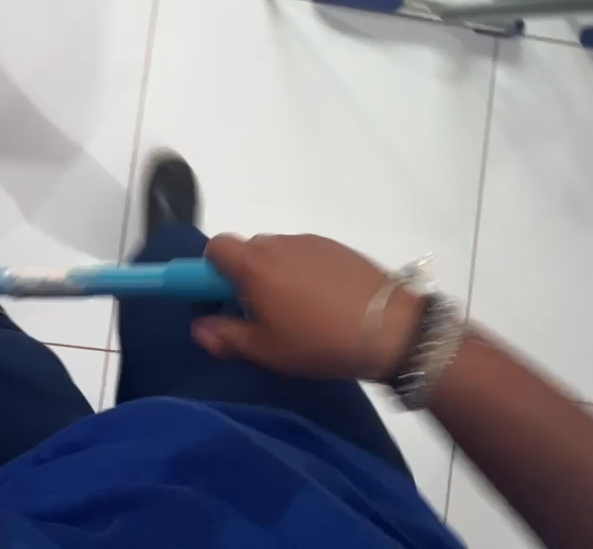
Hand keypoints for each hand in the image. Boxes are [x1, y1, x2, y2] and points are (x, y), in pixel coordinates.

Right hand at [192, 233, 423, 381]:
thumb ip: (227, 337)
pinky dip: (306, 273)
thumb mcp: (269, 350)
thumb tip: (199, 328)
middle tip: (263, 313)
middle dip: (246, 276)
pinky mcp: (337, 247)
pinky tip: (327, 303)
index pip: (215, 248)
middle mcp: (276, 243)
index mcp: (253, 264)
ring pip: (278, 254)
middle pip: (247, 251)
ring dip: (277, 275)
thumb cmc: (319, 341)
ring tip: (302, 312)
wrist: (393, 329)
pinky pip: (306, 255)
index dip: (212, 270)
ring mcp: (309, 242)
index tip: (223, 297)